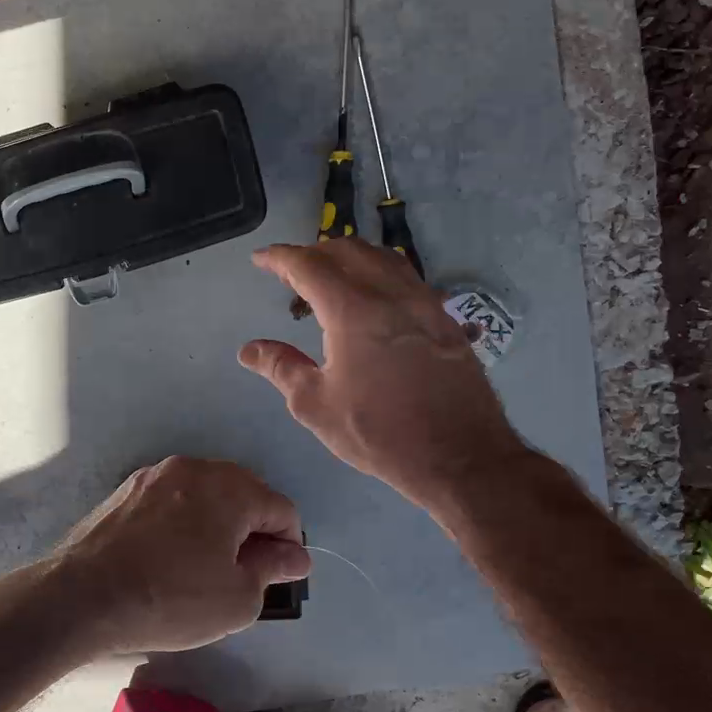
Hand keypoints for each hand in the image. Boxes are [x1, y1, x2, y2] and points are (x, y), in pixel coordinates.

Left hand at [49, 456, 308, 654]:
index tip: (277, 578)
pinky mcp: (125, 490)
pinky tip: (172, 556)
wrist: (84, 593)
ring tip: (208, 567)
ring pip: (203, 493)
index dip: (288, 545)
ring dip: (216, 523)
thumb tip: (292, 554)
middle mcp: (191, 468)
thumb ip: (271, 568)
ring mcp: (152, 475)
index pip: (280, 508)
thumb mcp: (238, 597)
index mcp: (227, 486)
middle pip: (241, 492)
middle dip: (253, 528)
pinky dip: (183, 521)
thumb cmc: (171, 598)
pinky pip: (171, 500)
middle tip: (245, 573)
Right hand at [238, 240, 532, 511]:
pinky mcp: (445, 321)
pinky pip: (406, 278)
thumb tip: (249, 350)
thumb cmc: (380, 433)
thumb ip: (281, 368)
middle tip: (289, 271)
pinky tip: (368, 299)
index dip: (280, 258)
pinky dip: (377, 273)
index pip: (309, 266)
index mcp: (354, 312)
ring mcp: (425, 305)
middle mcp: (392, 296)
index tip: (259, 259)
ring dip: (348, 258)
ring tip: (327, 279)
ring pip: (382, 259)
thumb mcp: (316, 405)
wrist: (462, 459)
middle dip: (313, 253)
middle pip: (348, 252)